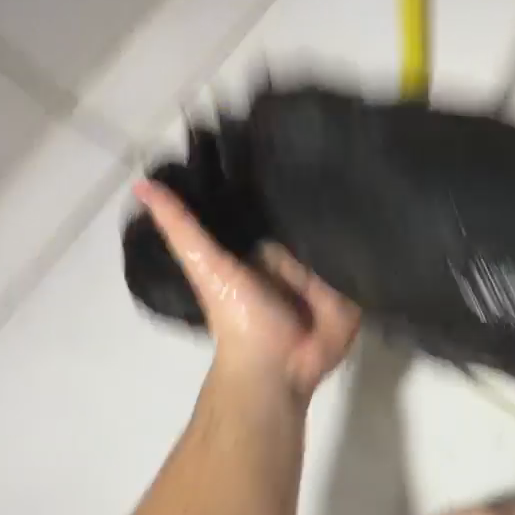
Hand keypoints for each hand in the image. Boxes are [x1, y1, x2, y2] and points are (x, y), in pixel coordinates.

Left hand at [132, 179, 359, 397]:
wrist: (278, 367)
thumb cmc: (239, 319)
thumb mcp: (206, 265)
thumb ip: (182, 228)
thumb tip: (140, 183)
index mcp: (262, 250)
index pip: (270, 207)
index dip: (270, 179)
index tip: (277, 147)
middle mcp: (297, 258)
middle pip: (308, 219)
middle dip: (315, 194)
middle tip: (323, 162)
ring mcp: (329, 274)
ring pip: (339, 238)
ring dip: (347, 219)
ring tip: (354, 183)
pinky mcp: (354, 291)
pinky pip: (363, 265)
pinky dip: (368, 250)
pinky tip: (374, 219)